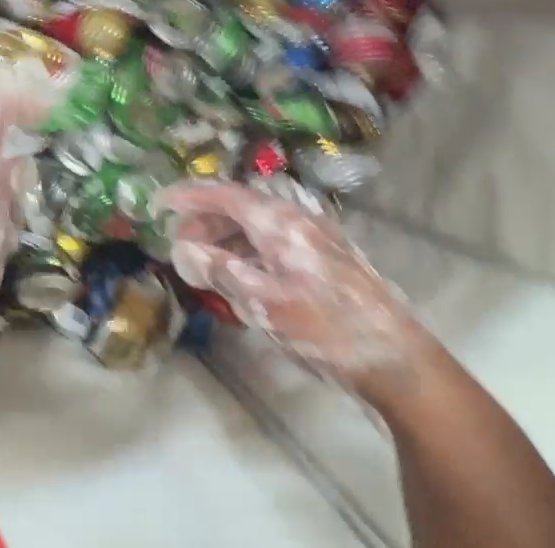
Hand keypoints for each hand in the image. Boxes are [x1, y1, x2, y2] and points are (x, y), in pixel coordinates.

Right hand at [157, 179, 420, 384]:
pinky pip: (275, 240)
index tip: (159, 202)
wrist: (396, 360)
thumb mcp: (263, 303)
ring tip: (204, 260)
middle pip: (241, 206)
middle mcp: (297, 220)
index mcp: (280, 223)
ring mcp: (315, 237)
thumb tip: (182, 249)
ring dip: (226, 236)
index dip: (189, 196)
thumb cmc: (325, 329)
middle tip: (179, 241)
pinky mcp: (326, 258)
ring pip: (258, 224)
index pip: (224, 194)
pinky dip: (248, 249)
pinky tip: (240, 274)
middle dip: (205, 219)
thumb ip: (219, 270)